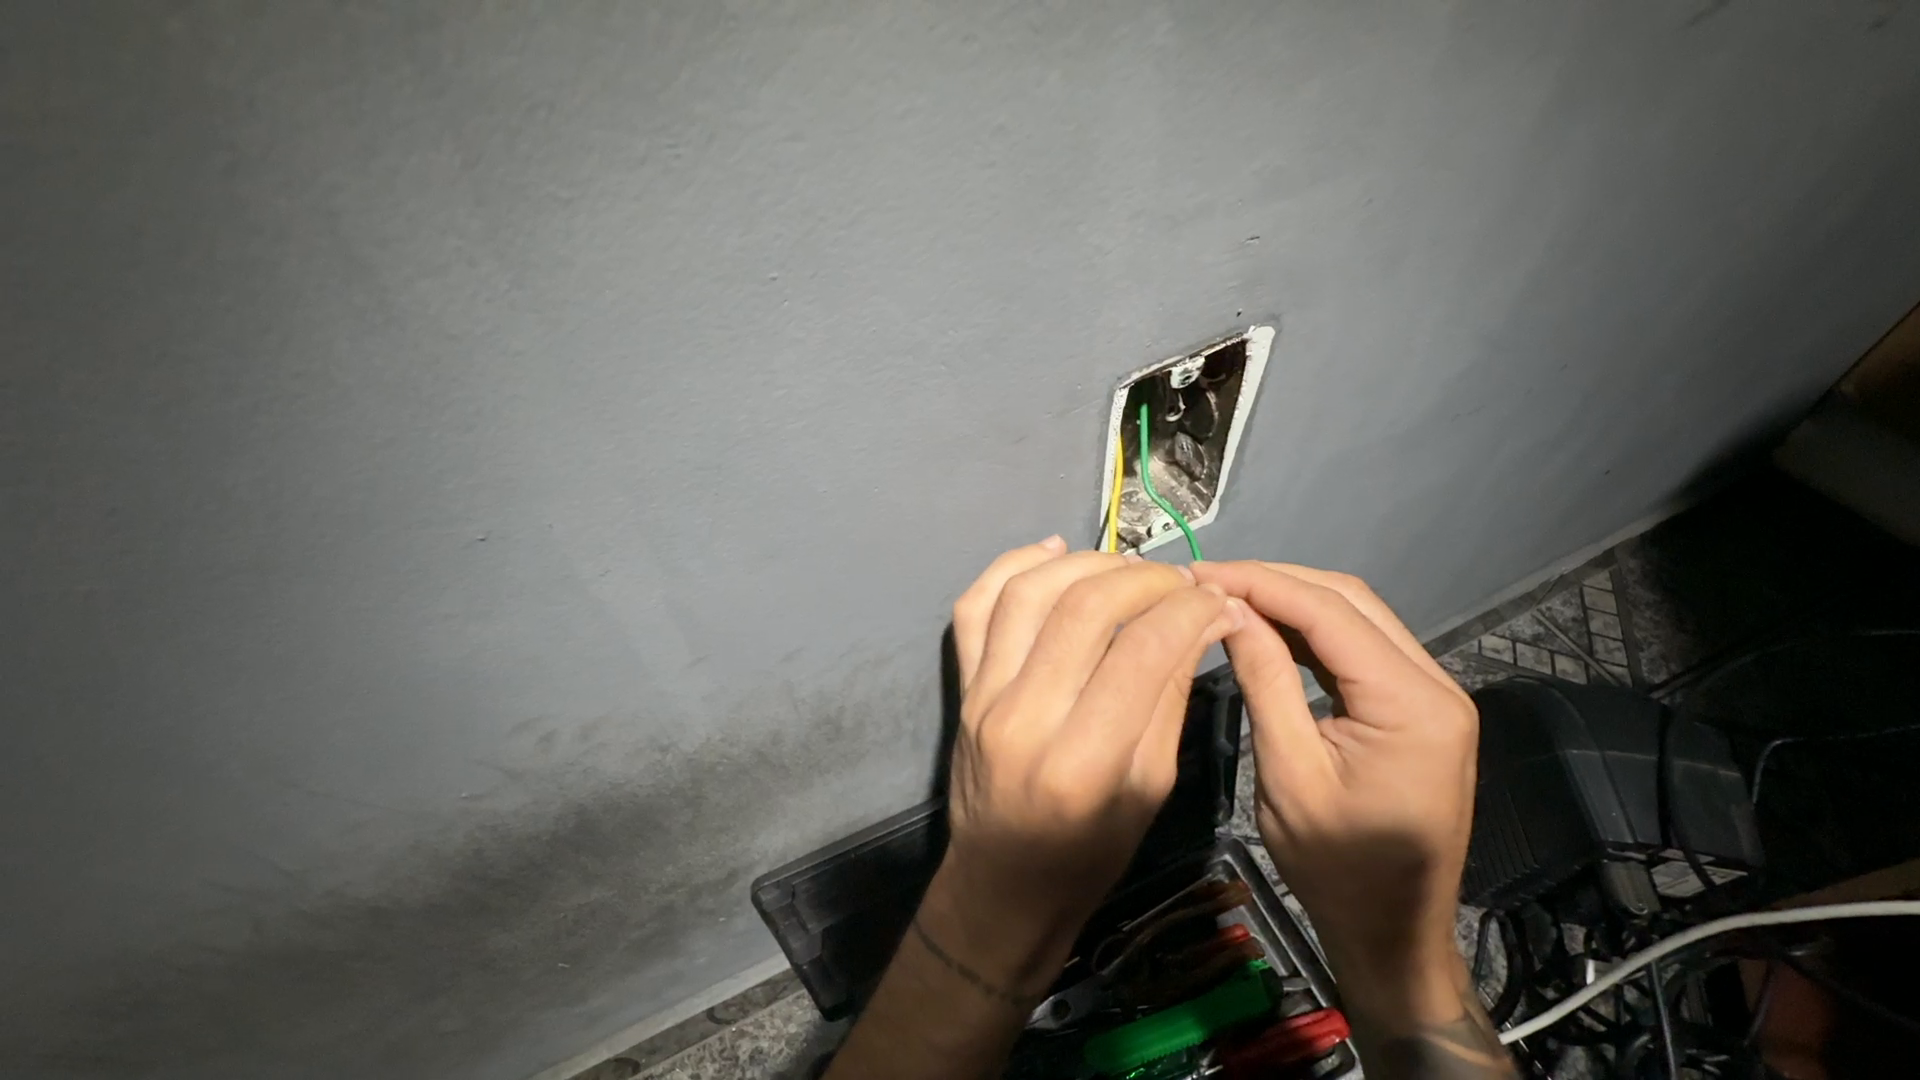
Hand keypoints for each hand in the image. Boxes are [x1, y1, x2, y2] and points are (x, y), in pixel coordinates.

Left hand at [924, 537, 1245, 1002]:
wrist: (1002, 883)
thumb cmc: (1088, 853)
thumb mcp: (1150, 788)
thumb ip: (1169, 697)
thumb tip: (1203, 620)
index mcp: (1082, 761)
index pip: (1143, 650)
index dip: (1190, 612)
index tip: (1219, 601)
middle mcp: (1023, 717)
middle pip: (1085, 608)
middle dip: (1145, 579)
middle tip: (1180, 582)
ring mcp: (982, 695)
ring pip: (1028, 591)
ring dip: (1086, 563)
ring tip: (1128, 567)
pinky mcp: (961, 685)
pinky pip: (974, 605)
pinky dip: (1012, 564)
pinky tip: (1055, 550)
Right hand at [1190, 561, 1478, 1035]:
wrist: (1392, 930)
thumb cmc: (1336, 867)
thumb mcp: (1289, 773)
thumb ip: (1263, 680)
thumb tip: (1228, 609)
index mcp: (1412, 703)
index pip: (1328, 612)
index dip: (1259, 583)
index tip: (1198, 573)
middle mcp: (1434, 685)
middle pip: (1349, 601)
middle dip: (1274, 581)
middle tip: (1206, 581)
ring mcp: (1431, 695)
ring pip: (1355, 617)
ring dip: (1291, 601)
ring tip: (1226, 597)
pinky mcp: (1415, 708)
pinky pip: (1358, 649)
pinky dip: (1309, 631)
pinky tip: (1265, 628)